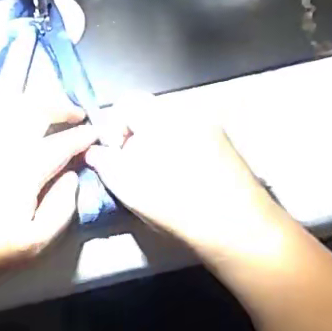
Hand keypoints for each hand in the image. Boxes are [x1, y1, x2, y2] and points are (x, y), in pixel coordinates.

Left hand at [0, 94, 94, 286]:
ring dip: (37, 101)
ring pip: (12, 104)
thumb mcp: (36, 242)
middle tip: (77, 115)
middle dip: (62, 106)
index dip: (83, 136)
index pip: (63, 142)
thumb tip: (72, 177)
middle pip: (37, 109)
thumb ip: (63, 207)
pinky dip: (9, 106)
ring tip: (51, 109)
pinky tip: (15, 115)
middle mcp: (4, 145)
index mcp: (26, 168)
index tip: (97, 134)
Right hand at [83, 97, 289, 258]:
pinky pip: (193, 143)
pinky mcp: (227, 148)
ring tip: (159, 181)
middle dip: (137, 139)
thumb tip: (95, 151)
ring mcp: (212, 129)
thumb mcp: (126, 185)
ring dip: (159, 148)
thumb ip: (104, 162)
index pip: (127, 103)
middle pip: (151, 116)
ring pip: (172, 130)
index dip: (114, 128)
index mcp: (161, 116)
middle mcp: (189, 113)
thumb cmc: (174, 203)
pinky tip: (184, 185)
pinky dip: (182, 156)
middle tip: (133, 172)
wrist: (236, 227)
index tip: (114, 157)